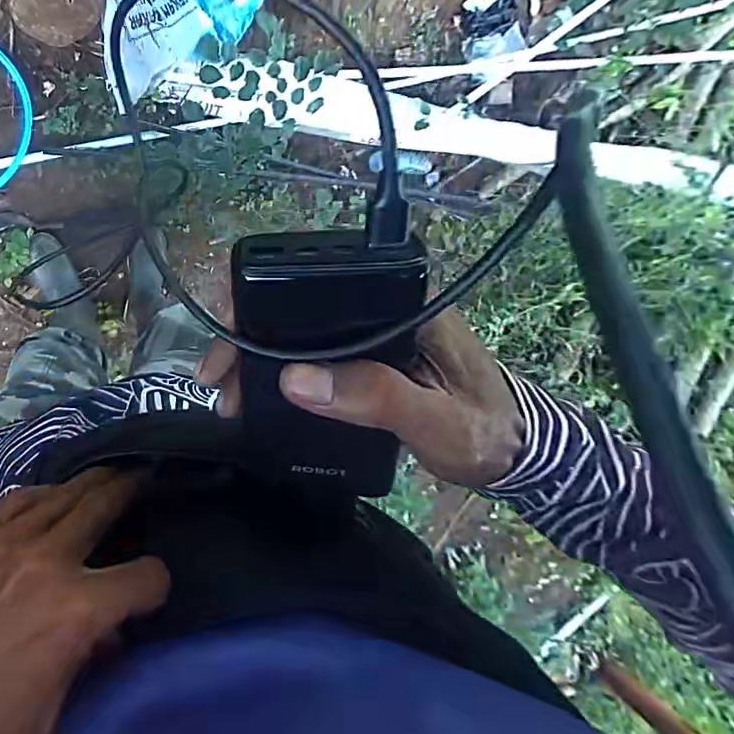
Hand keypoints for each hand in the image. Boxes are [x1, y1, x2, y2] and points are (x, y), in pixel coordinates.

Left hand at [0, 467, 169, 733]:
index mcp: (75, 608)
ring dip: (87, 484)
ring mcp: (4, 539)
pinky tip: (48, 492)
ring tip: (103, 475)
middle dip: (128, 490)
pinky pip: (15, 500)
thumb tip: (104, 634)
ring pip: (58, 495)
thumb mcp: (50, 711)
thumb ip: (83, 658)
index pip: (141, 579)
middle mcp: (46, 559)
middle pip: (100, 507)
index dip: (155, 584)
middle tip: (142, 475)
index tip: (151, 589)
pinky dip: (39, 494)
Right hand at [195, 308, 524, 487]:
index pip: (316, 281)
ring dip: (254, 355)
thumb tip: (296, 381)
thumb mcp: (438, 422)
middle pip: (293, 303)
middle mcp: (380, 300)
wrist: (517, 452)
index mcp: (404, 297)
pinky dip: (275, 369)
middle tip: (216, 380)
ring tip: (226, 394)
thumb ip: (377, 398)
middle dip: (245, 336)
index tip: (229, 343)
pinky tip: (255, 391)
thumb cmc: (487, 432)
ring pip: (294, 327)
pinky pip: (308, 349)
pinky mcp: (363, 349)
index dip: (260, 305)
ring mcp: (369, 324)